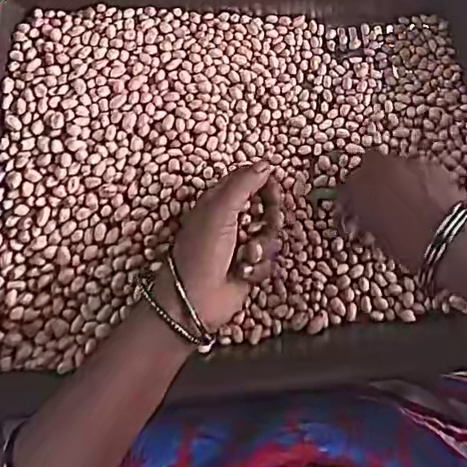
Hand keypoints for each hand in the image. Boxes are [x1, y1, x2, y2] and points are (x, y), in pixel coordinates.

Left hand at [160, 163, 282, 331]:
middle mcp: (233, 219)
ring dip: (262, 246)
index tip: (272, 190)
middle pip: (267, 206)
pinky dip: (258, 266)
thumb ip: (243, 183)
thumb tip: (266, 164)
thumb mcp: (220, 210)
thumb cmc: (201, 253)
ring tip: (246, 256)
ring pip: (272, 234)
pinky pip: (269, 258)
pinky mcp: (250, 266)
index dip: (264, 183)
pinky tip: (243, 272)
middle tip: (261, 225)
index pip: (250, 179)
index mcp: (220, 200)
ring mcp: (242, 243)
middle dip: (269, 217)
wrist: (194, 303)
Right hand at [336, 153, 466, 273]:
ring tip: (406, 198)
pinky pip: (418, 168)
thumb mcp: (379, 237)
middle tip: (378, 198)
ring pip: (395, 164)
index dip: (350, 200)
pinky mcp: (430, 164)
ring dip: (396, 177)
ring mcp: (407, 163)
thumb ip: (367, 219)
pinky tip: (425, 196)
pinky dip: (417, 179)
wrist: (449, 240)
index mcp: (361, 188)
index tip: (354, 212)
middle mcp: (380, 168)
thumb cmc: (410, 247)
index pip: (346, 188)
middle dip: (371, 178)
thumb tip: (363, 219)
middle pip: (369, 164)